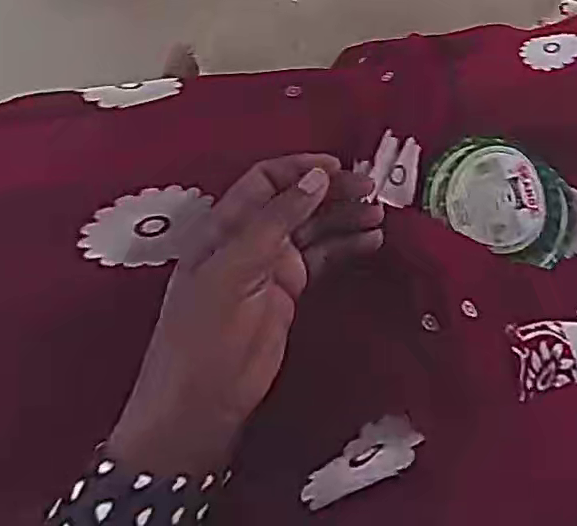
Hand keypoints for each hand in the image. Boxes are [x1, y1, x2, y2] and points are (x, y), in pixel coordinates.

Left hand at [105, 154, 383, 474]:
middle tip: (369, 188)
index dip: (301, 168)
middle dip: (334, 191)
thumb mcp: (234, 271)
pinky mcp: (290, 289)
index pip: (266, 179)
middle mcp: (250, 238)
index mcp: (225, 227)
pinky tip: (371, 240)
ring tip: (377, 214)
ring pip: (316, 227)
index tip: (338, 168)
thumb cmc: (203, 337)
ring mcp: (271, 264)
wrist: (199, 409)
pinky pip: (324, 257)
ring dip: (347, 217)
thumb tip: (317, 177)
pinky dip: (348, 246)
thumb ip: (276, 221)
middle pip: (298, 200)